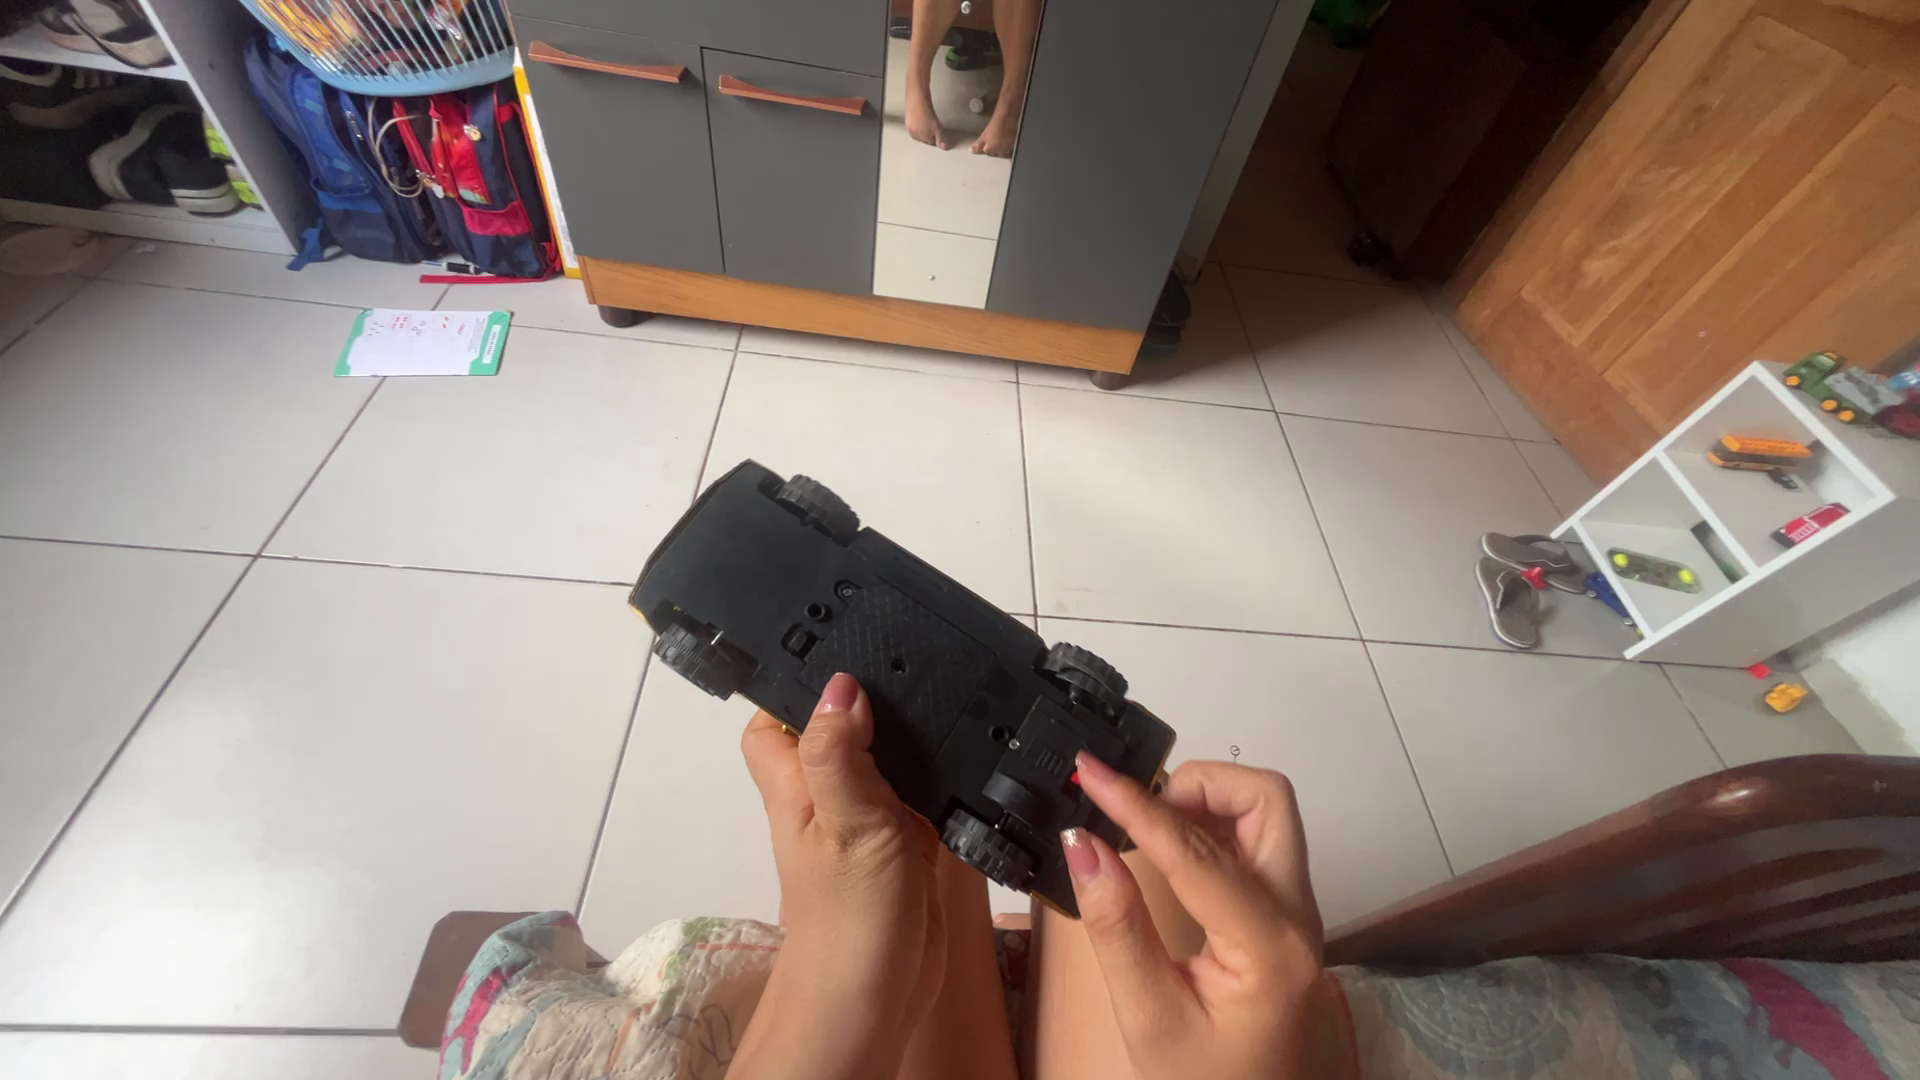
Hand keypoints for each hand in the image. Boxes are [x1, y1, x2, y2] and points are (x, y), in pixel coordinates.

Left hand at [732, 673, 946, 1079]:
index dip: (801, 672)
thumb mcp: (844, 825)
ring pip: (889, 748)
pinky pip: (926, 783)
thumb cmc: (847, 917)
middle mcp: (832, 785)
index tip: (841, 629)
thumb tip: (840, 683)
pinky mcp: (912, 832)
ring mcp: (873, 809)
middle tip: (916, 643)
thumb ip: (840, 755)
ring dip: (913, 724)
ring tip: (952, 676)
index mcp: (798, 777)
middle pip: (844, 720)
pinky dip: (946, 764)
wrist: (879, 999)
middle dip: (874, 689)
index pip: (780, 709)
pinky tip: (977, 741)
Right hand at [1063, 755, 1332, 1079]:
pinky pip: (1255, 836)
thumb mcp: (1148, 1018)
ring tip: (1148, 826)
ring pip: (1265, 809)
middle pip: (1264, 799)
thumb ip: (1117, 925)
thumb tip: (1082, 842)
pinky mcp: (1281, 912)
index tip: (1088, 771)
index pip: (1193, 848)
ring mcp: (1295, 911)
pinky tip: (1169, 846)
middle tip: (1140, 808)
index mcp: (1268, 945)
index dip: (1133, 803)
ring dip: (1206, 798)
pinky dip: (1209, 821)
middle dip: (1196, 784)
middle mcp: (1296, 914)